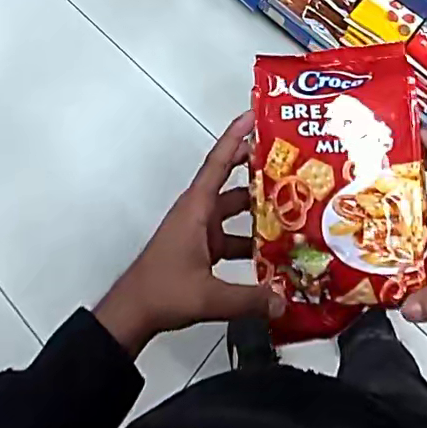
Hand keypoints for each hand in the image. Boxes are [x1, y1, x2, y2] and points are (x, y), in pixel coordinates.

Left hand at [95, 112, 283, 355]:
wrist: (133, 310)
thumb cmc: (161, 291)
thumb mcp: (209, 296)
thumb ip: (249, 299)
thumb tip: (282, 301)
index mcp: (196, 208)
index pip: (218, 163)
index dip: (235, 137)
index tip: (252, 117)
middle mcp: (198, 212)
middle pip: (230, 182)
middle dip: (256, 169)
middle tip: (287, 161)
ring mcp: (199, 230)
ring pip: (233, 211)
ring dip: (258, 209)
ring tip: (292, 209)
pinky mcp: (201, 248)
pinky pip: (232, 235)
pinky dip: (251, 240)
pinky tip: (273, 254)